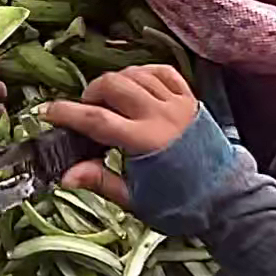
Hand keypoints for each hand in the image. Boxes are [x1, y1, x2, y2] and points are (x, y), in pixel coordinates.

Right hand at [43, 65, 197, 204]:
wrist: (229, 200)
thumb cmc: (178, 203)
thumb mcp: (134, 199)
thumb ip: (99, 181)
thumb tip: (65, 175)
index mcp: (143, 142)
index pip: (95, 118)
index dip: (66, 112)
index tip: (46, 112)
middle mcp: (159, 116)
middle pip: (112, 85)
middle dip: (90, 92)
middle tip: (86, 109)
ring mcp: (177, 104)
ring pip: (134, 74)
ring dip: (114, 82)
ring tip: (109, 100)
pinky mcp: (190, 99)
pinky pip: (162, 71)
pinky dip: (142, 72)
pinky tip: (134, 84)